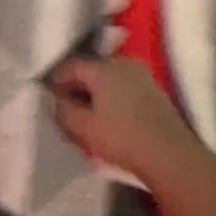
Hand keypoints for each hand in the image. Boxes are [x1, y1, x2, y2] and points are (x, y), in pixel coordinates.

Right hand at [47, 56, 204, 182]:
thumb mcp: (84, 128)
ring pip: (109, 78)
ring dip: (95, 92)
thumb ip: (64, 111)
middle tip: (64, 104)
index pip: (72, 65)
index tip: (47, 92)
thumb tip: (55, 99)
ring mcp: (141, 74)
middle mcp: (123, 63)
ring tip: (86, 112)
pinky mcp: (153, 89)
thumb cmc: (122, 137)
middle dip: (76, 85)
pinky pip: (123, 86)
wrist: (168, 152)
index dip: (56, 78)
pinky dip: (112, 96)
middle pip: (92, 70)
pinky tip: (108, 114)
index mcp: (103, 68)